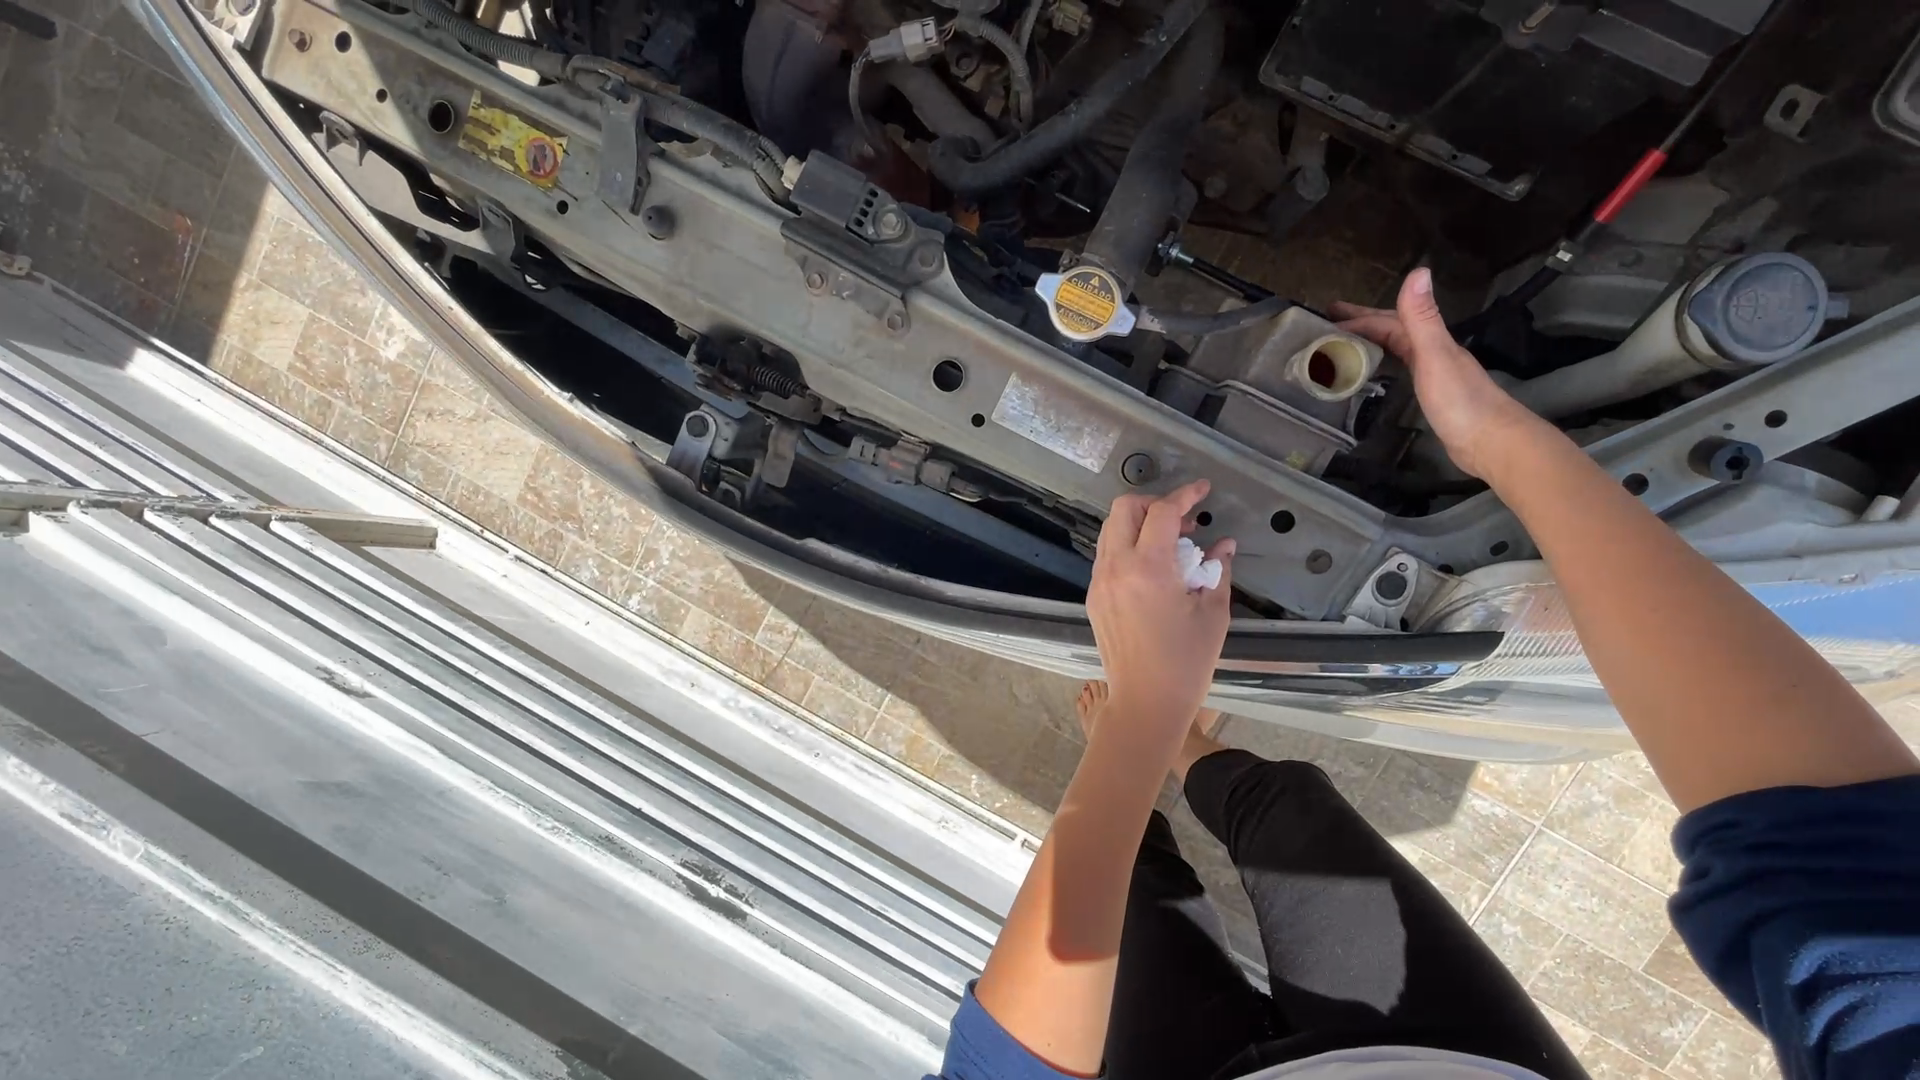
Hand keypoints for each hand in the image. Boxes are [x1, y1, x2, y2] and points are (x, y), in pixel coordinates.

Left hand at [1086, 480, 1233, 731]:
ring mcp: (1099, 582)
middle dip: (1153, 503)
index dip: (1185, 495)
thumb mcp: (1213, 614)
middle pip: (1123, 509)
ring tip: (1170, 545)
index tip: (1203, 491)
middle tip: (1182, 522)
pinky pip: (1106, 555)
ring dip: (1138, 524)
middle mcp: (1116, 568)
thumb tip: (1224, 545)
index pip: (1162, 512)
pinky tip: (1152, 568)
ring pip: (1110, 530)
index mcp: (1148, 568)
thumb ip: (1217, 571)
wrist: (1146, 702)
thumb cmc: (1186, 663)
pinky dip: (1127, 547)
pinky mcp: (1093, 597)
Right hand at [1331, 268, 1546, 480]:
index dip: (1359, 318)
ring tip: (1345, 343)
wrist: (1490, 441)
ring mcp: (1433, 372)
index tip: (1326, 320)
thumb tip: (1417, 271)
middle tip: (1330, 321)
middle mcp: (1432, 351)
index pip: (1388, 322)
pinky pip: (1400, 369)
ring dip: (1371, 341)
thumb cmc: (1460, 401)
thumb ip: (1422, 318)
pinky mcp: (1431, 394)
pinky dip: (1384, 363)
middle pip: (1393, 330)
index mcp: (1430, 340)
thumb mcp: (1435, 356)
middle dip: (1363, 322)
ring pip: (1396, 348)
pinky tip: (1376, 372)